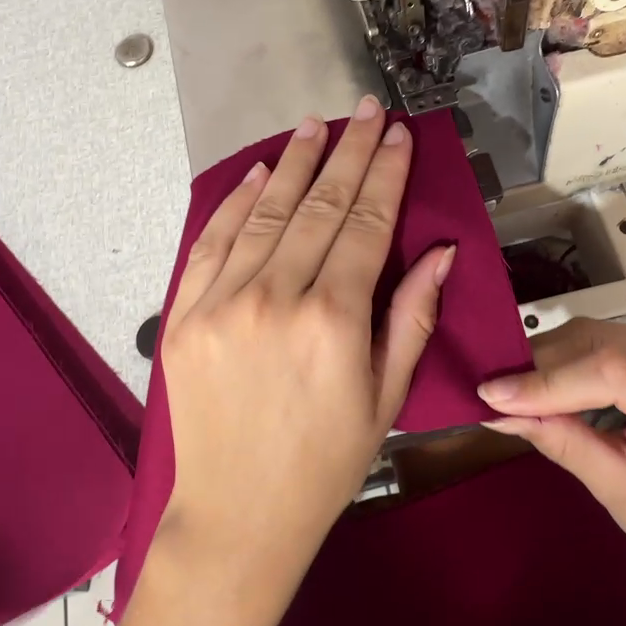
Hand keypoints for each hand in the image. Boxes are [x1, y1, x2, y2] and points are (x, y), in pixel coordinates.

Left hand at [160, 96, 453, 573]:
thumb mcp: (385, 396)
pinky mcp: (184, 315)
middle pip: (321, 205)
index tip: (399, 135)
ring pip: (266, 212)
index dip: (386, 174)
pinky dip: (236, 202)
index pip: (367, 224)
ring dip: (296, 163)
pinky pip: (211, 242)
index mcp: (332, 320)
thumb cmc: (325, 463)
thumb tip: (442, 253)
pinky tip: (260, 171)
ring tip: (317, 125)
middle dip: (350, 151)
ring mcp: (222, 302)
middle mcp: (275, 298)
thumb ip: (410, 316)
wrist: (238, 515)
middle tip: (367, 110)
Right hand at [479, 319, 625, 606]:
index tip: (492, 393)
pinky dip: (570, 358)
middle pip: (603, 344)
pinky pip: (609, 339)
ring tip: (514, 389)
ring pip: (600, 334)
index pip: (614, 371)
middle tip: (493, 392)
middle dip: (541, 365)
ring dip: (551, 358)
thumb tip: (497, 408)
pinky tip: (547, 381)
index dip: (548, 379)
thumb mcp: (619, 493)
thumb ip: (562, 442)